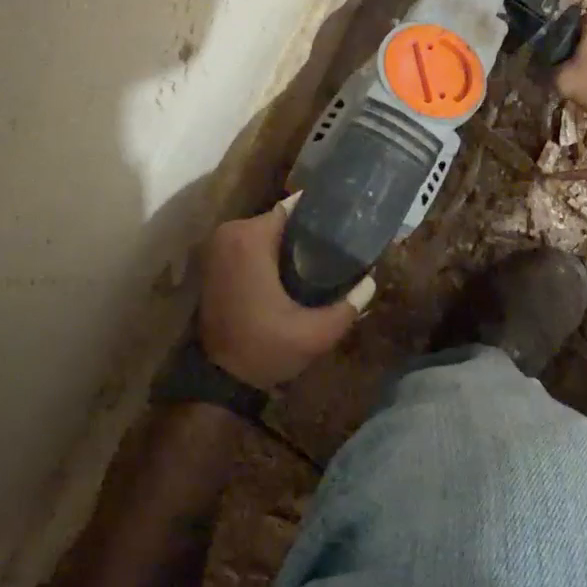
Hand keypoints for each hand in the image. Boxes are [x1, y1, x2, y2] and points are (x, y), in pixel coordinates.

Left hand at [197, 195, 372, 388]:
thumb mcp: (316, 333)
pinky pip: (251, 245)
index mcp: (251, 239)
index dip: (323, 214)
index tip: (348, 223)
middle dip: (309, 231)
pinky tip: (298, 270)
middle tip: (342, 245)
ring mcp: (218, 248)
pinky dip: (273, 253)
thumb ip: (348, 304)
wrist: (219, 379)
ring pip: (267, 232)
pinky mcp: (215, 263)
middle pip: (282, 219)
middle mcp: (230, 234)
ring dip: (291, 243)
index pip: (295, 207)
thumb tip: (371, 280)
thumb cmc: (265, 349)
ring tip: (326, 257)